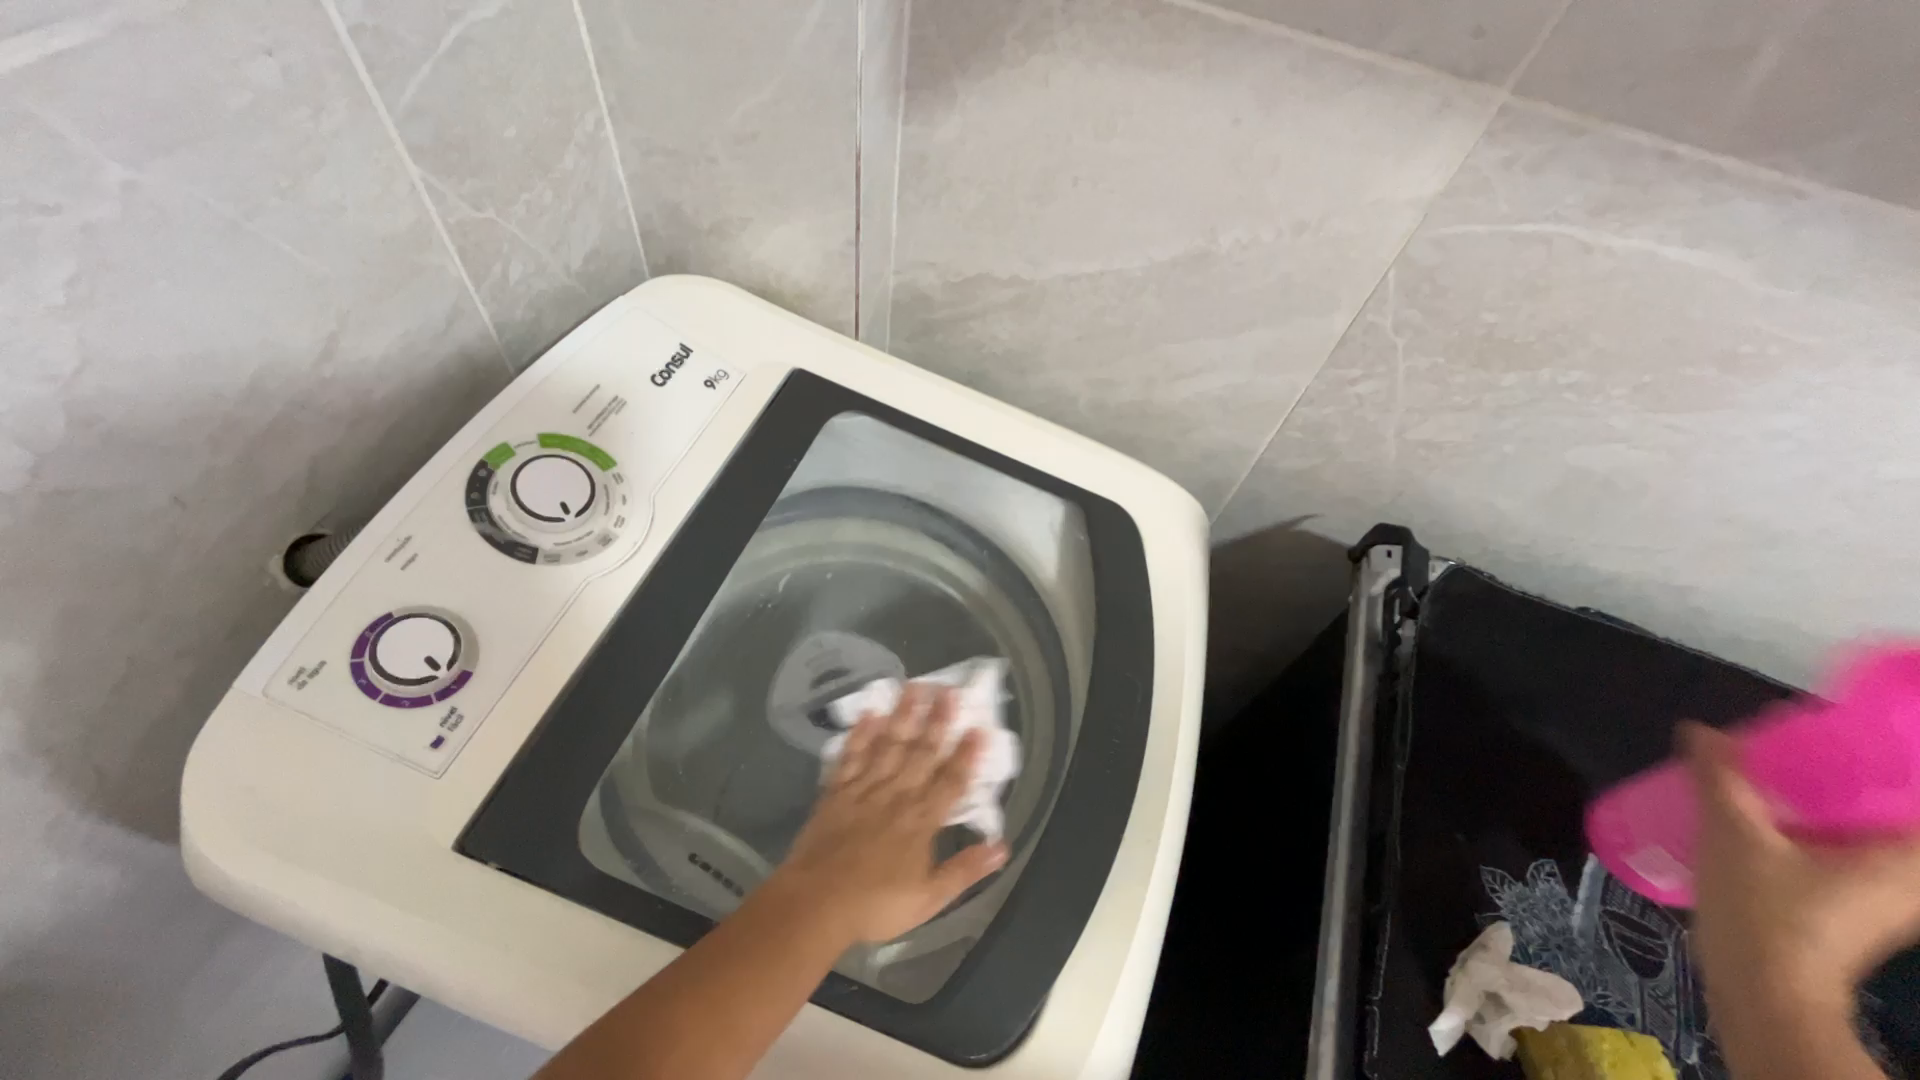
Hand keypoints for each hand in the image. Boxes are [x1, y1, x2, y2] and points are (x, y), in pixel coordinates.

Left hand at [768, 684, 1008, 944]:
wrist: (815, 903)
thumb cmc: (875, 904)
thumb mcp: (929, 898)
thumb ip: (965, 870)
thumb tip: (1002, 847)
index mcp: (921, 821)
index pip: (950, 782)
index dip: (967, 755)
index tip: (980, 727)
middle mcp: (896, 796)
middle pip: (921, 753)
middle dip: (937, 721)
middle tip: (949, 689)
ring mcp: (864, 790)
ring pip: (888, 745)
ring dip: (903, 715)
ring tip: (915, 686)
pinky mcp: (836, 792)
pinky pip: (851, 756)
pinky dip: (861, 734)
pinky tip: (870, 713)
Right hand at [1683, 721, 1919, 1011]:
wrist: (1765, 993)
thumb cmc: (1766, 912)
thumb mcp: (1733, 835)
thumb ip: (1720, 779)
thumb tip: (1700, 730)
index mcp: (1907, 857)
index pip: (1908, 793)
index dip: (1875, 760)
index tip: (1826, 738)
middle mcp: (1912, 880)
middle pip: (1884, 815)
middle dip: (1837, 784)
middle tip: (1784, 756)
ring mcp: (1887, 904)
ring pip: (1860, 839)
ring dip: (1820, 811)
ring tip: (1767, 786)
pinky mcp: (1855, 916)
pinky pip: (1844, 859)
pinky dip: (1813, 838)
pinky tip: (1765, 828)